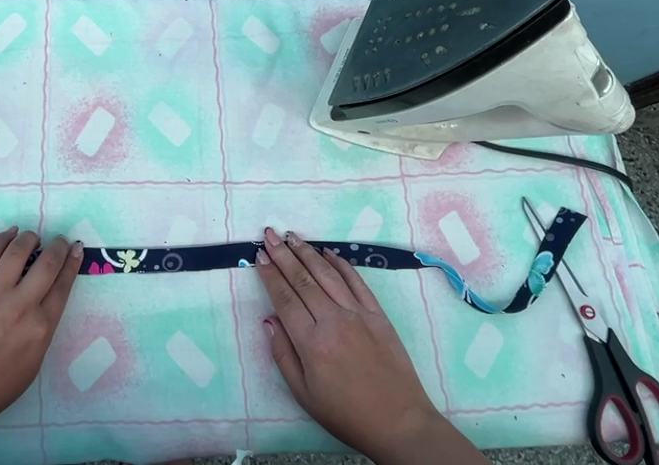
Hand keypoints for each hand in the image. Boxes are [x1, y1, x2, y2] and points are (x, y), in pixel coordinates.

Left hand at [0, 229, 82, 464]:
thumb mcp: (33, 362)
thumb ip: (42, 328)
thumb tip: (46, 298)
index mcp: (40, 329)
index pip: (63, 285)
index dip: (72, 263)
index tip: (76, 248)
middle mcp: (20, 307)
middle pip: (47, 264)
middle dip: (57, 246)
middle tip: (59, 239)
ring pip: (17, 252)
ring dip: (30, 239)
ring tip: (33, 236)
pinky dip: (2, 240)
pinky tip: (10, 234)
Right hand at [256, 228, 487, 464]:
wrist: (399, 424)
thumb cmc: (346, 414)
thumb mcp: (304, 395)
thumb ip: (283, 355)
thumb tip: (269, 320)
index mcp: (312, 343)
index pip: (284, 298)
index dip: (270, 275)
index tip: (260, 255)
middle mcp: (333, 321)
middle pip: (303, 280)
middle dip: (283, 254)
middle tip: (269, 234)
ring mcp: (358, 315)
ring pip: (327, 275)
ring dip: (307, 252)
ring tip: (292, 236)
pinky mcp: (378, 315)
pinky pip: (356, 282)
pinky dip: (340, 264)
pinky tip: (327, 252)